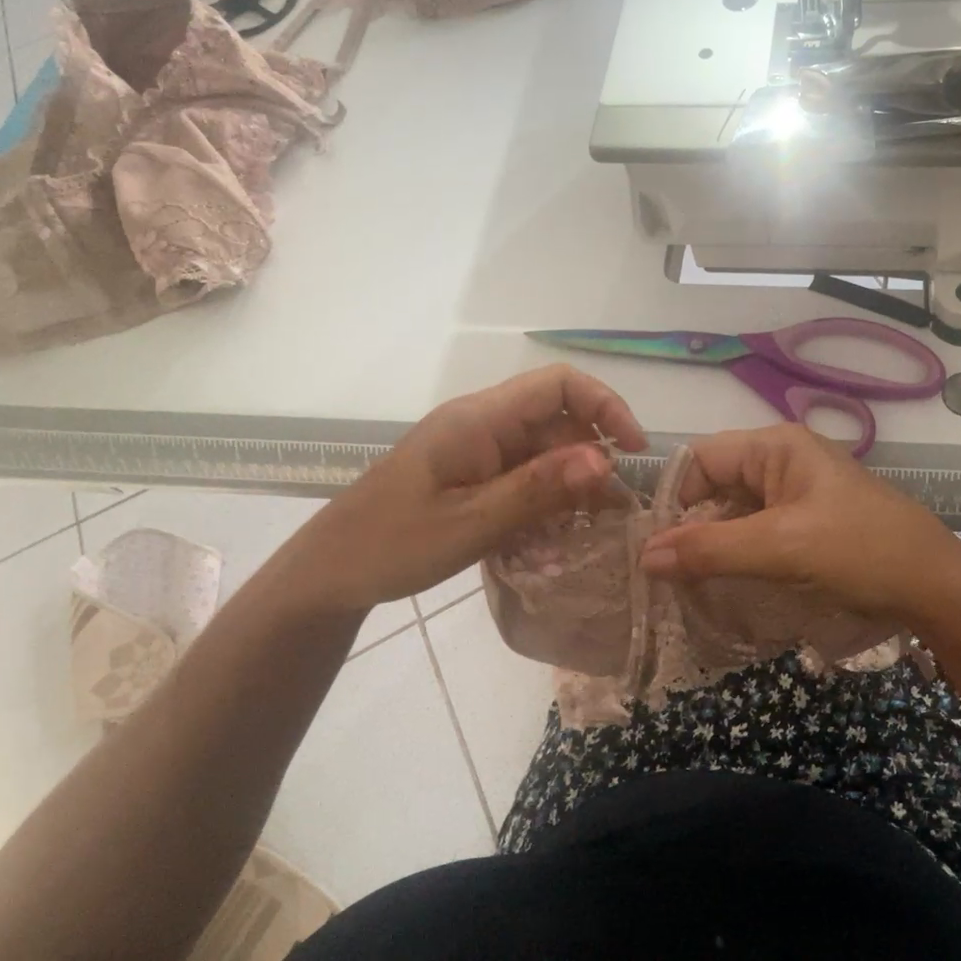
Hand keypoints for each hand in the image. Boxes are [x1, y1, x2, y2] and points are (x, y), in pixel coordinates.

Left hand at [264, 365, 646, 612]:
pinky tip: (559, 537)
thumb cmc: (390, 544)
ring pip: (548, 451)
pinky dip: (551, 501)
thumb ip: (538, 490)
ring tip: (592, 530)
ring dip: (575, 485)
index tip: (633, 451)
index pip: (558, 384)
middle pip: (560, 420)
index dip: (605, 406)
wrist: (327, 575)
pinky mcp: (475, 477)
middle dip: (595, 457)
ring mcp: (479, 451)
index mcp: (478, 420)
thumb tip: (606, 461)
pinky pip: (528, 476)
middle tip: (614, 510)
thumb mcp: (471, 523)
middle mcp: (483, 425)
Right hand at [638, 423, 960, 618]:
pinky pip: (758, 535)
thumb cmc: (859, 551)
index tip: (650, 548)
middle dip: (688, 528)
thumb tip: (644, 556)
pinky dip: (738, 559)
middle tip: (663, 576)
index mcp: (776, 447)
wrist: (933, 585)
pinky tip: (725, 588)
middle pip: (715, 487)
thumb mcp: (780, 548)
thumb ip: (711, 550)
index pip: (700, 458)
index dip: (671, 499)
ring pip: (735, 515)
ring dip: (712, 548)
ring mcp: (798, 495)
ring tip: (687, 588)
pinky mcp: (808, 527)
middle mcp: (784, 462)